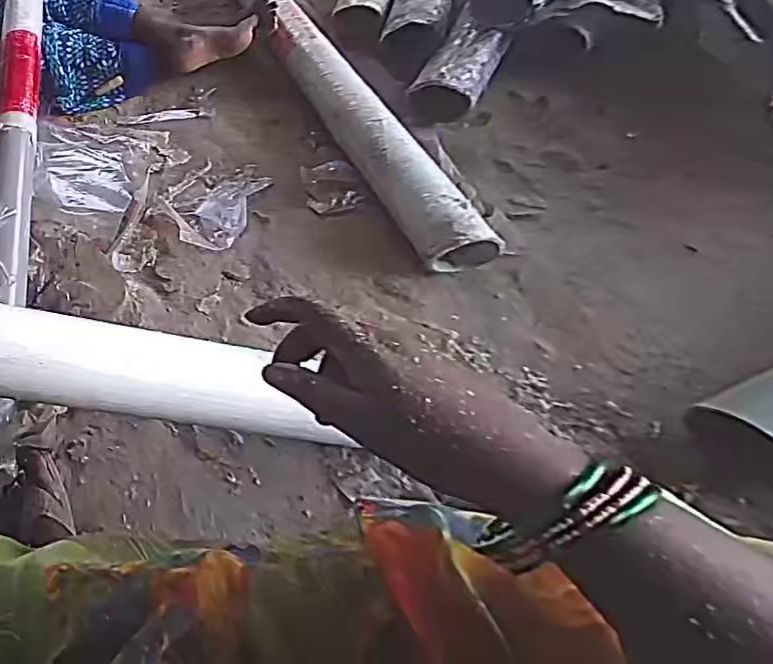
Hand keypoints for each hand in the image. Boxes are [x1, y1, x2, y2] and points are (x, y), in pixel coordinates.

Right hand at [247, 296, 589, 522]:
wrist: (519, 463)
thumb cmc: (430, 442)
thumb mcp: (359, 421)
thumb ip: (311, 391)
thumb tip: (272, 370)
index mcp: (363, 343)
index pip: (309, 309)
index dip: (277, 309)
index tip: (254, 318)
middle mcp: (386, 335)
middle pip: (329, 326)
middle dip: (300, 346)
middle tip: (291, 380)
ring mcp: (412, 347)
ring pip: (353, 344)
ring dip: (329, 364)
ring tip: (331, 407)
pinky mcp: (432, 364)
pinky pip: (378, 356)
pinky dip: (357, 372)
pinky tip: (369, 410)